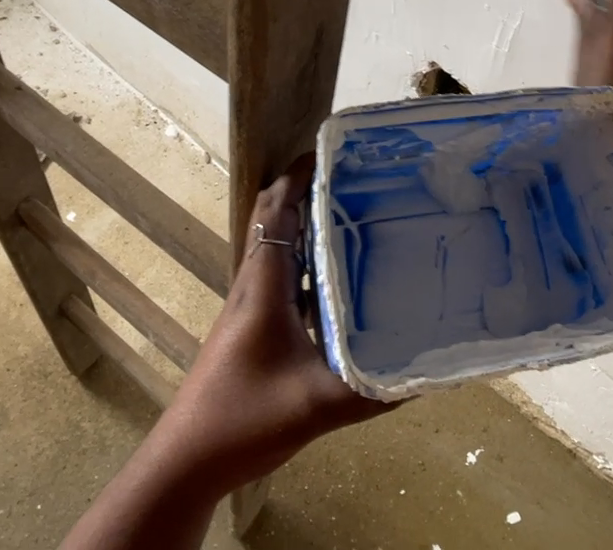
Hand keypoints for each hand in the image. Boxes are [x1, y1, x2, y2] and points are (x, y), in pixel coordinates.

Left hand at [148, 157, 395, 492]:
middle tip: (350, 177)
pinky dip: (304, 263)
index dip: (298, 178)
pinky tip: (337, 282)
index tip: (329, 151)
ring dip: (303, 225)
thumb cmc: (243, 420)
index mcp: (263, 287)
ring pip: (276, 249)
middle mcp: (252, 287)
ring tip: (350, 215)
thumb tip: (425, 371)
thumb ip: (372, 390)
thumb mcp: (316, 405)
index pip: (277, 213)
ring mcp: (248, 308)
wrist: (187, 462)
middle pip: (271, 221)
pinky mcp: (250, 329)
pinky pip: (281, 278)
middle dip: (302, 190)